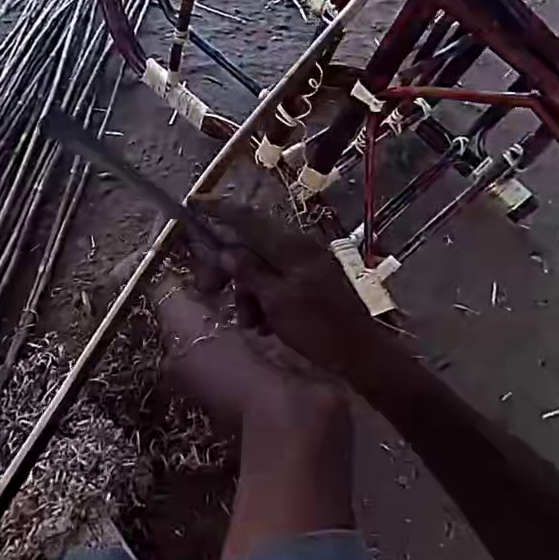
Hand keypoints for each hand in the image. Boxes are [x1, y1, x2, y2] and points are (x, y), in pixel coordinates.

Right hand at [186, 197, 373, 374]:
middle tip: (210, 289)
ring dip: (247, 293)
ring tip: (250, 323)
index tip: (195, 202)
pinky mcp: (309, 282)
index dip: (218, 210)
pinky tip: (264, 324)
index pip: (248, 218)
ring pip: (260, 268)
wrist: (364, 356)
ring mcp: (305, 265)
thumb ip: (249, 273)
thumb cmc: (320, 329)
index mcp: (291, 246)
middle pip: (250, 246)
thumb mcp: (277, 302)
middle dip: (230, 270)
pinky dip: (263, 300)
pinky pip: (275, 282)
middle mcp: (298, 248)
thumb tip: (225, 251)